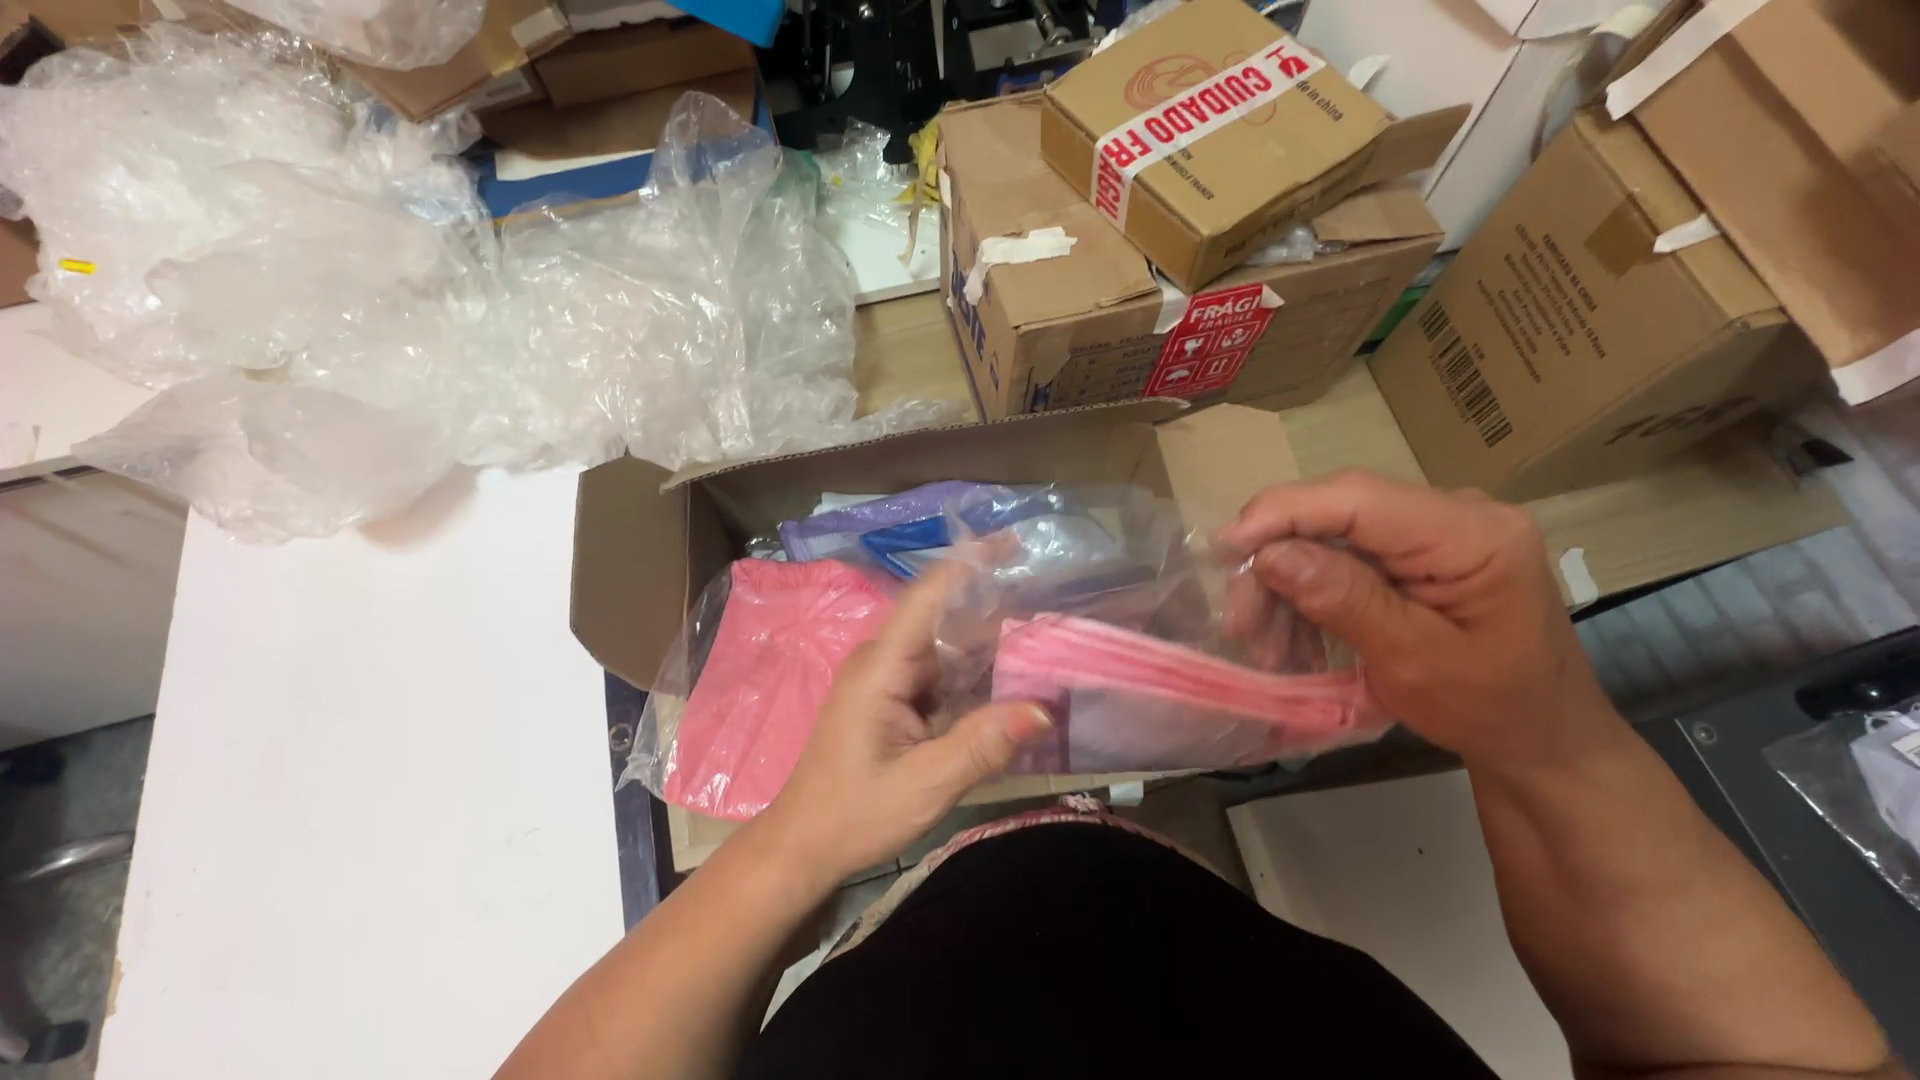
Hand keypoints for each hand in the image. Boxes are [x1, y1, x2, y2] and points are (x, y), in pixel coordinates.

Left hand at [750, 561, 1053, 886]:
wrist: (803, 845)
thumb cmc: (854, 813)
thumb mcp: (924, 785)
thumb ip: (981, 745)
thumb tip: (1044, 709)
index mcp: (881, 667)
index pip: (927, 596)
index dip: (969, 564)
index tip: (1013, 543)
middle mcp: (882, 661)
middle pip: (943, 617)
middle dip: (994, 606)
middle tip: (1054, 602)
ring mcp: (886, 679)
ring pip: (945, 647)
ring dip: (989, 643)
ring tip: (1047, 636)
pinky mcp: (892, 699)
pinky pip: (939, 673)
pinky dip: (975, 674)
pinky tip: (1012, 680)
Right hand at [1214, 470, 1618, 771]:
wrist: (1541, 740)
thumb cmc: (1490, 709)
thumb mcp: (1413, 661)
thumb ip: (1345, 600)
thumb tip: (1270, 555)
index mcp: (1473, 534)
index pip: (1359, 498)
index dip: (1283, 513)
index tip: (1225, 549)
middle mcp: (1456, 514)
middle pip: (1338, 513)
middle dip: (1278, 562)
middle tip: (1240, 622)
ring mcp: (1437, 530)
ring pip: (1332, 537)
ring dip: (1288, 588)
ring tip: (1265, 649)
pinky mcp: (1420, 552)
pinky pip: (1347, 556)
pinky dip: (1312, 595)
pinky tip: (1292, 639)